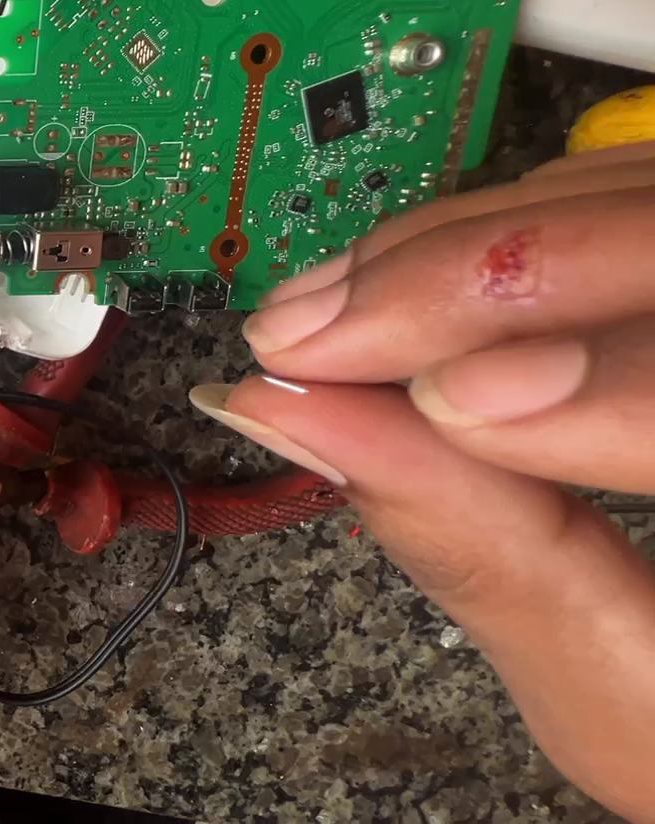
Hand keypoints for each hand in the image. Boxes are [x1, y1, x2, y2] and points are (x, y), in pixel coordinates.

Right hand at [189, 142, 654, 820]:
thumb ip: (479, 556)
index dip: (624, 384)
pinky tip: (362, 290)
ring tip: (302, 322)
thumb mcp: (633, 708)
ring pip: (620, 197)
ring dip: (431, 253)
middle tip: (301, 340)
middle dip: (475, 280)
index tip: (435, 407)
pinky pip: (591, 199)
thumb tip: (286, 412)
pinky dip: (452, 238)